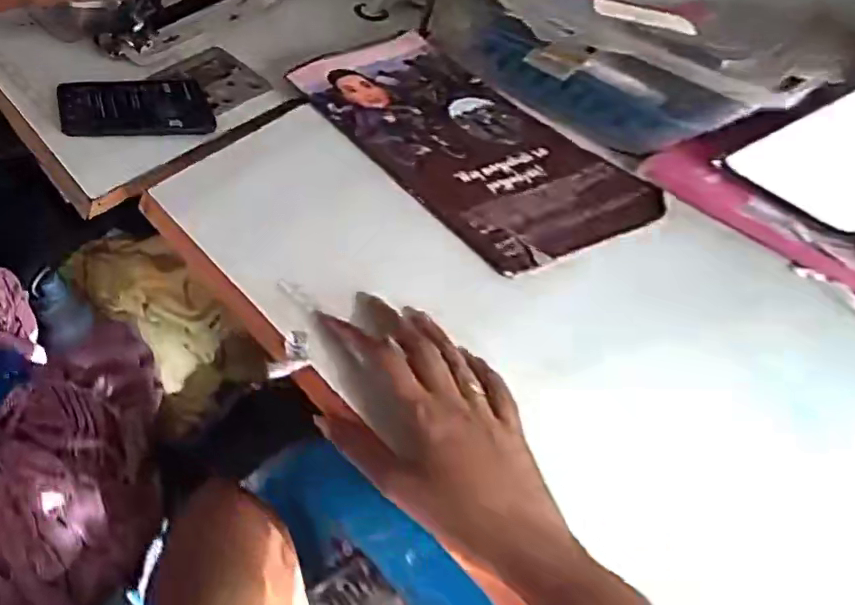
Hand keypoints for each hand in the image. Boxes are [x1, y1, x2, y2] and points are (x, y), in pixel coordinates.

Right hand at [318, 299, 644, 603]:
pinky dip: (479, 366)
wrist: (532, 551)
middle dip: (394, 323)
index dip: (355, 335)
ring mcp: (486, 413)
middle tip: (375, 304)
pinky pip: (495, 388)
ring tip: (416, 314)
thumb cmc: (458, 518)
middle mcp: (453, 402)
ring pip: (456, 361)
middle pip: (421, 350)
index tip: (332, 319)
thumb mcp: (399, 488)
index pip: (383, 359)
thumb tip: (322, 417)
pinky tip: (470, 357)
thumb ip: (359, 450)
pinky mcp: (512, 429)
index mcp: (422, 413)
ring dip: (434, 334)